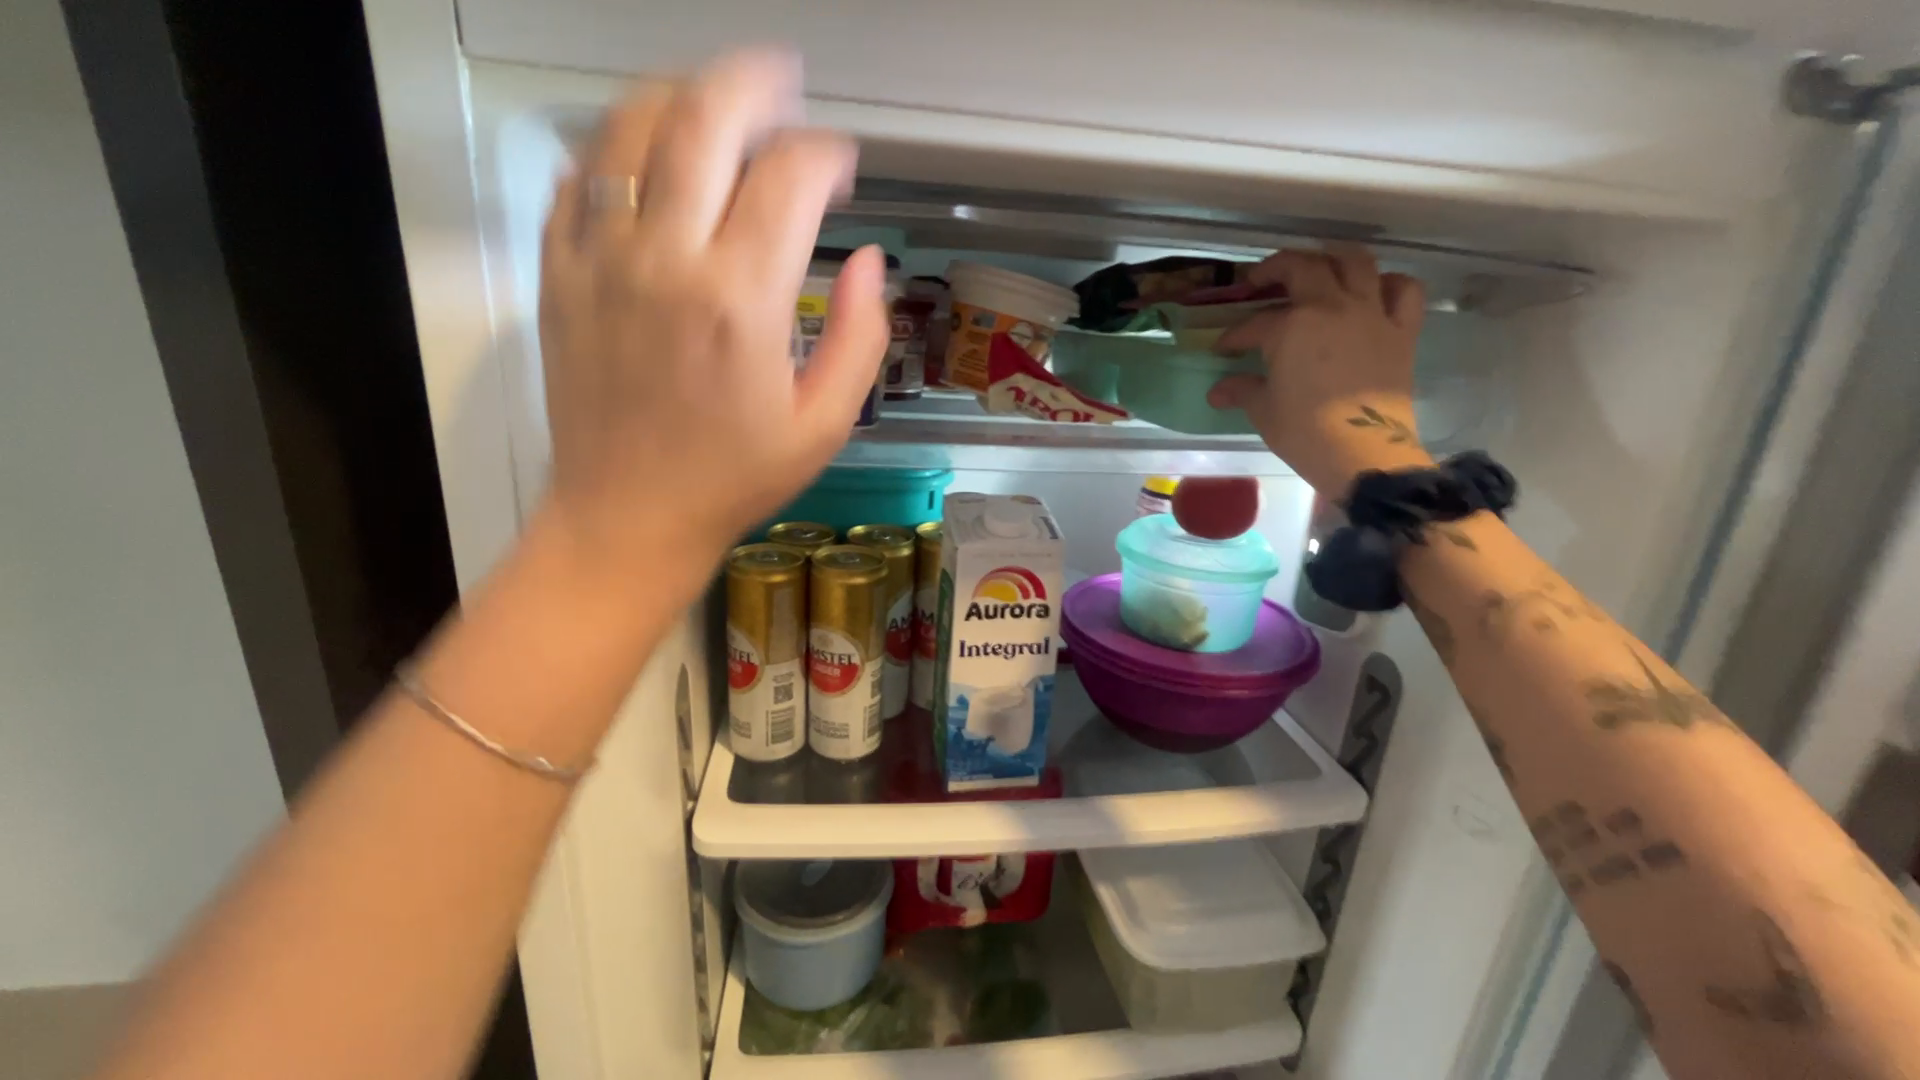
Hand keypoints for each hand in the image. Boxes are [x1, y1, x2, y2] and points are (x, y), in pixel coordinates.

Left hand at [534, 50, 889, 587]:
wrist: (627, 516)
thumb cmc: (735, 477)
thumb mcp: (826, 422)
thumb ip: (861, 335)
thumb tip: (870, 262)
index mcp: (743, 301)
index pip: (790, 176)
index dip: (828, 155)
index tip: (843, 170)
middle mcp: (668, 261)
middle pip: (705, 119)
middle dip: (756, 82)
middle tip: (785, 82)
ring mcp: (602, 260)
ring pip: (631, 128)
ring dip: (681, 96)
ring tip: (717, 100)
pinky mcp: (559, 273)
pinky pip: (578, 177)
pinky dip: (615, 146)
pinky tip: (647, 155)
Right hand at [1207, 246, 1431, 493]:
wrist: (1363, 453)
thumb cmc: (1305, 432)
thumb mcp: (1265, 411)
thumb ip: (1243, 391)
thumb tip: (1218, 392)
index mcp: (1291, 326)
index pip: (1255, 323)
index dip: (1236, 334)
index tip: (1225, 348)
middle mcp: (1331, 307)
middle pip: (1304, 267)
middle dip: (1277, 268)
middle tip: (1262, 281)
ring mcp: (1371, 314)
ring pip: (1356, 262)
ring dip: (1334, 259)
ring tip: (1320, 269)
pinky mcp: (1401, 331)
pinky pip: (1404, 290)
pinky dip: (1389, 283)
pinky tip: (1375, 291)